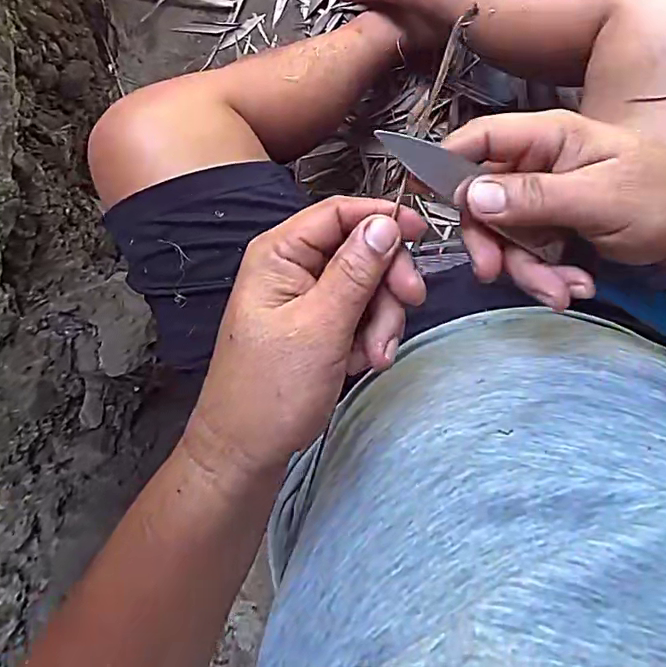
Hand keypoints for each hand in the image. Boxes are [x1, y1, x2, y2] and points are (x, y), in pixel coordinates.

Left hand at [184, 197, 428, 477]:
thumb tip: (386, 224)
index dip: (382, 217)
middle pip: (361, 248)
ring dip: (382, 316)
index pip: (338, 212)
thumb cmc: (267, 394)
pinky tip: (362, 360)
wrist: (246, 454)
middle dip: (387, 281)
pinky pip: (362, 310)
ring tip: (374, 353)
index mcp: (279, 254)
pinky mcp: (320, 320)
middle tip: (408, 303)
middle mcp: (294, 266)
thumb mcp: (320, 327)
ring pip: (369, 282)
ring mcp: (308, 295)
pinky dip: (372, 333)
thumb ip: (356, 271)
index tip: (419, 232)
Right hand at [441, 110, 665, 302]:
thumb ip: (534, 197)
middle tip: (494, 272)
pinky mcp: (556, 227)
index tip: (419, 196)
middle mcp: (540, 162)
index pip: (480, 139)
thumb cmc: (665, 198)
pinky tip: (577, 286)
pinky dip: (547, 275)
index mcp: (548, 136)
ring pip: (506, 233)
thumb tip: (471, 194)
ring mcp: (547, 197)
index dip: (444, 162)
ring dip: (527, 268)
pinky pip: (531, 253)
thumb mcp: (600, 198)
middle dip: (490, 239)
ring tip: (565, 290)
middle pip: (483, 195)